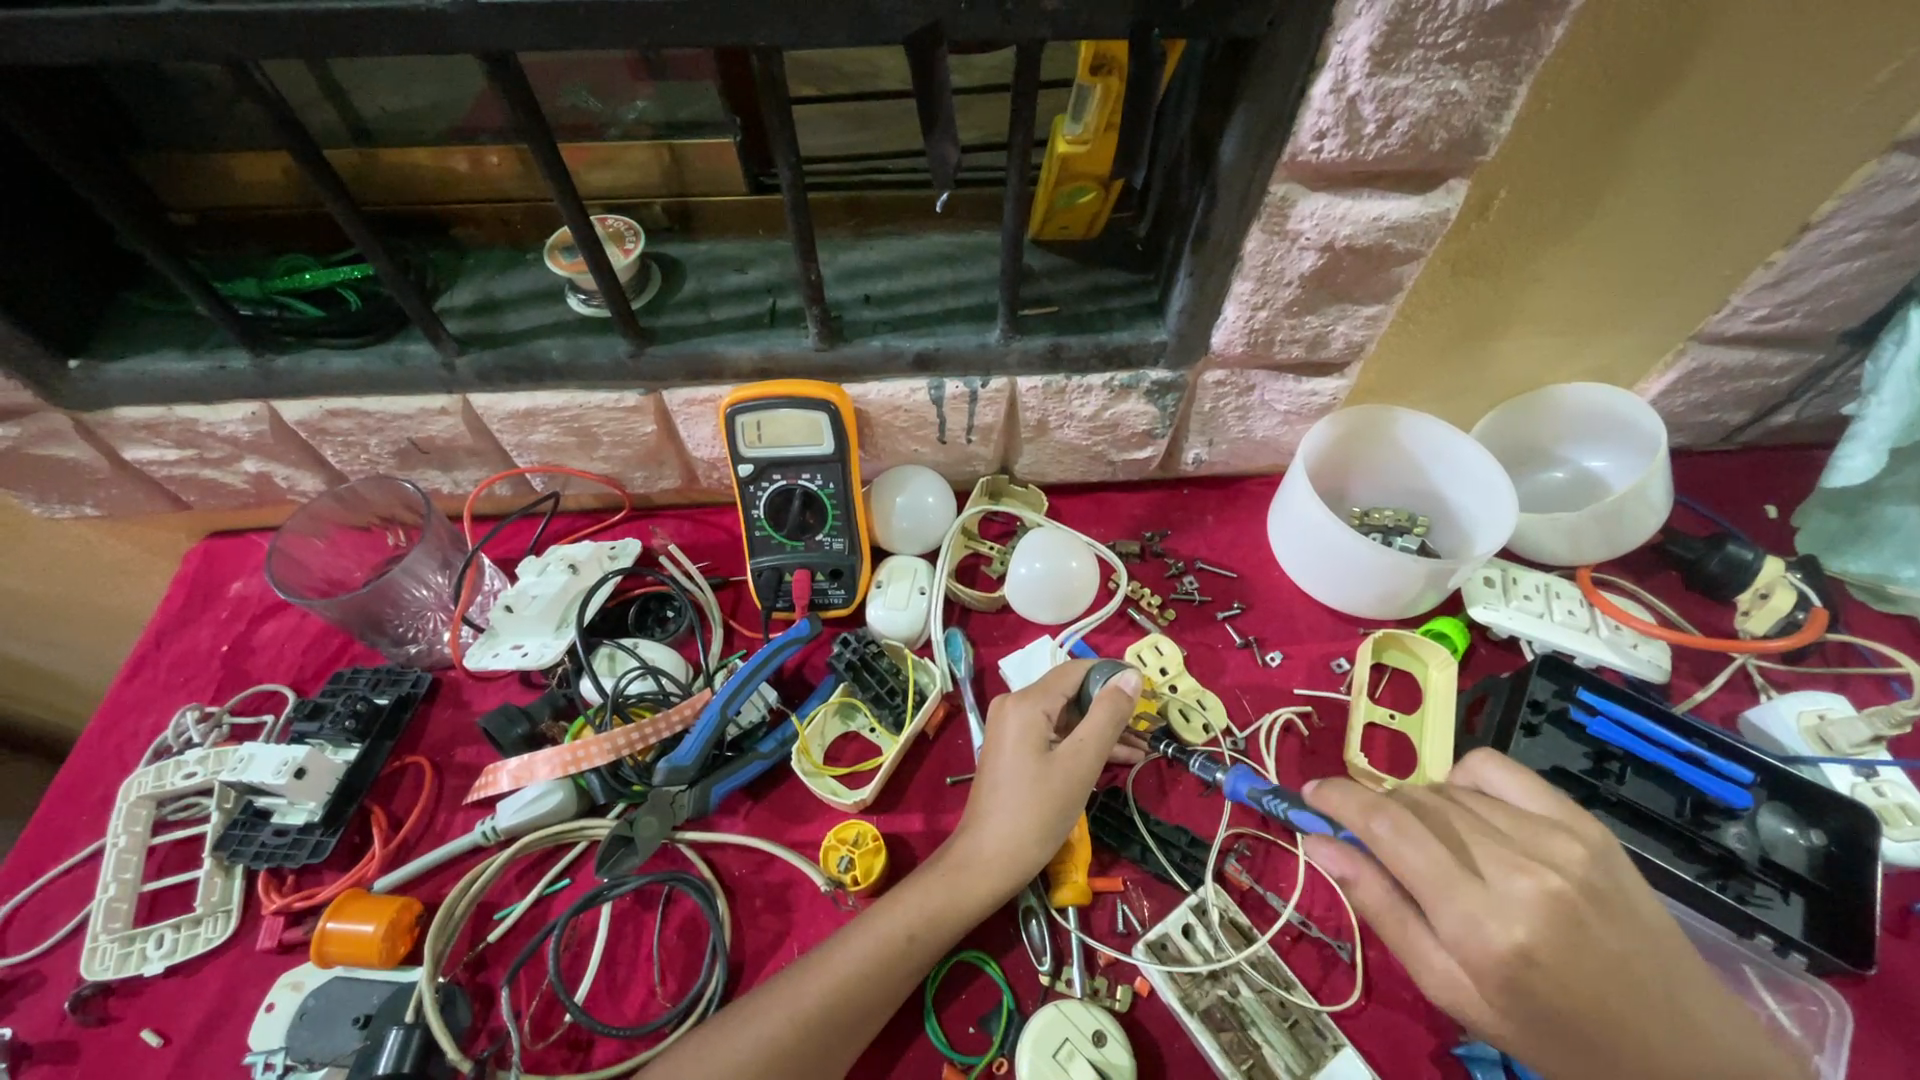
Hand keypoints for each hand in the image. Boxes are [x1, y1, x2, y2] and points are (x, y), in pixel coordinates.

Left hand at [945, 660, 1141, 898]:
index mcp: (1026, 702)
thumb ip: (1108, 715)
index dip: (1113, 676)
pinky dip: (1082, 744)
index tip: (1149, 692)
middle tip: (1149, 727)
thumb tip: (1131, 675)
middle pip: (1071, 693)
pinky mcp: (1014, 750)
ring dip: (1101, 730)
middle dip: (1111, 708)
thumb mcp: (1080, 762)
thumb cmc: (1037, 812)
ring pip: (1065, 718)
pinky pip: (1054, 736)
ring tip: (1143, 748)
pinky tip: (1117, 759)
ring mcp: (1011, 729)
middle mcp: (1014, 706)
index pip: (1077, 670)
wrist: (988, 861)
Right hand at [1302, 748, 1811, 1079]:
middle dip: (1375, 809)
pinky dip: (1462, 780)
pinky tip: (1468, 814)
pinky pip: (1495, 769)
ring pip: (1448, 787)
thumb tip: (1319, 844)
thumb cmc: (1554, 1036)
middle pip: (1413, 801)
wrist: (1685, 1051)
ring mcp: (1559, 839)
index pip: (1387, 827)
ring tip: (1430, 843)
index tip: (1309, 795)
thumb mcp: (1452, 992)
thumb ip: (1382, 910)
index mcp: (1481, 924)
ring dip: (1418, 804)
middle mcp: (1519, 869)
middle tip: (1369, 839)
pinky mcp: (1586, 824)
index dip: (1338, 799)